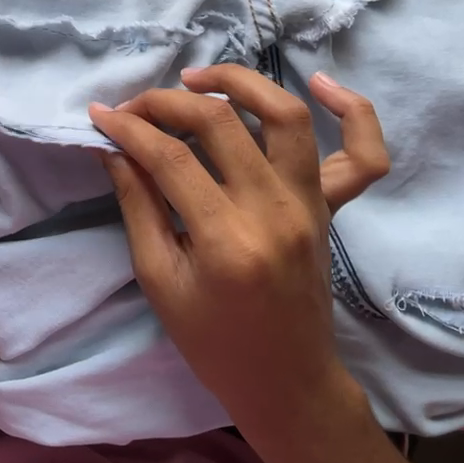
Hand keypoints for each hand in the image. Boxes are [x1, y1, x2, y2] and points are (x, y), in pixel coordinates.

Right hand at [90, 66, 392, 457]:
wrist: (287, 384)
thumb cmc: (212, 341)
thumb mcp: (157, 278)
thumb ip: (137, 203)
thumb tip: (112, 145)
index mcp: (226, 240)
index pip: (169, 157)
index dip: (127, 128)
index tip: (99, 117)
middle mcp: (276, 211)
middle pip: (219, 122)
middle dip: (166, 102)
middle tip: (133, 106)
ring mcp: (312, 206)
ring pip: (286, 116)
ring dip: (240, 82)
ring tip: (198, 79)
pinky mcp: (332, 208)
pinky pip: (364, 156)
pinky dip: (353, 112)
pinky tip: (321, 83)